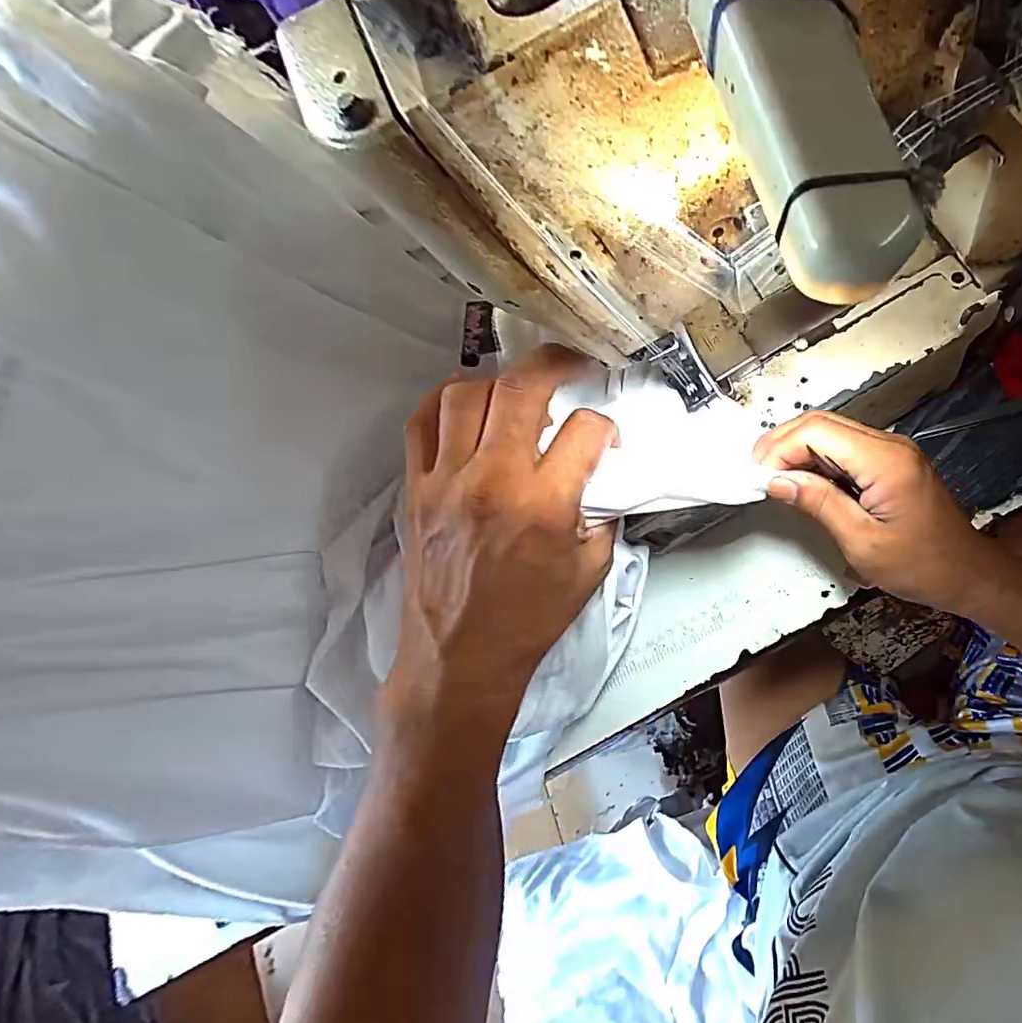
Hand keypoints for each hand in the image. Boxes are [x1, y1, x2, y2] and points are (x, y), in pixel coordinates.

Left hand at [387, 345, 616, 747]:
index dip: (605, 426)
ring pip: (464, 395)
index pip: (585, 432)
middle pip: (522, 389)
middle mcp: (493, 482)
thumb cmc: (528, 621)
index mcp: (543, 506)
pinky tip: (466, 404)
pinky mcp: (415, 490)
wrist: (460, 658)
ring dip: (498, 381)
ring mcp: (446, 481)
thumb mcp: (588, 574)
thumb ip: (601, 519)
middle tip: (573, 366)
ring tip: (516, 391)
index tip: (606, 437)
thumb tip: (599, 481)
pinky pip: (420, 423)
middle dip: (556, 364)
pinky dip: (442, 401)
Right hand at [754, 411, 1009, 611]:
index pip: (817, 432)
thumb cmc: (925, 565)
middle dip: (782, 444)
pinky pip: (843, 448)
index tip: (761, 476)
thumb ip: (818, 504)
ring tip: (774, 479)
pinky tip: (802, 481)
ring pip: (829, 432)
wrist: (968, 574)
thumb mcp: (862, 541)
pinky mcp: (889, 463)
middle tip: (759, 474)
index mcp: (885, 461)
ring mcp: (891, 452)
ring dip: (796, 451)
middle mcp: (890, 446)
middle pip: (821, 424)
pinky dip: (816, 459)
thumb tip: (779, 481)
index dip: (780, 449)